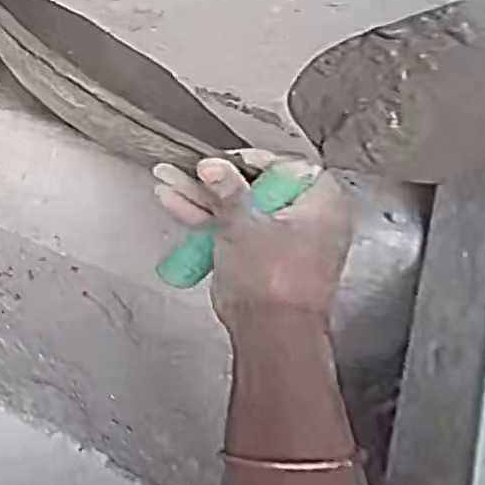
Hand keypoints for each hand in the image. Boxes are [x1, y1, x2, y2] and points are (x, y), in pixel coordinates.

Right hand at [152, 150, 350, 327]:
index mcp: (319, 206)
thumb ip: (229, 191)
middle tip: (184, 166)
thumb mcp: (246, 225)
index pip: (289, 168)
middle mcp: (301, 217)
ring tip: (165, 177)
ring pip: (232, 205)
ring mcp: (273, 235)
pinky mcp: (250, 250)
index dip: (253, 160)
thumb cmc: (274, 277)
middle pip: (253, 186)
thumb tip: (213, 166)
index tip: (221, 159)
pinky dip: (199, 214)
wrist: (268, 324)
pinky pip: (224, 225)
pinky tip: (172, 201)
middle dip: (212, 177)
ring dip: (197, 193)